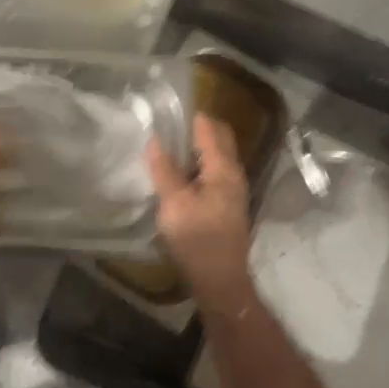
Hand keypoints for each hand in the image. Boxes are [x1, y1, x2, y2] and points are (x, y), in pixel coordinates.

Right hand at [149, 115, 253, 297]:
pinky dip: (199, 164)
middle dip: (199, 127)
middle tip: (168, 122)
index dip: (192, 114)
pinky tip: (179, 171)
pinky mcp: (226, 205)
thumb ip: (164, 170)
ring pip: (217, 156)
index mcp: (223, 169)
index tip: (168, 105)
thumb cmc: (197, 240)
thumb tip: (154, 140)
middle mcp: (234, 174)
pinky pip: (214, 172)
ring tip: (169, 143)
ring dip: (198, 147)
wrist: (220, 282)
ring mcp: (233, 191)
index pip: (210, 128)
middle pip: (220, 139)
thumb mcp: (174, 204)